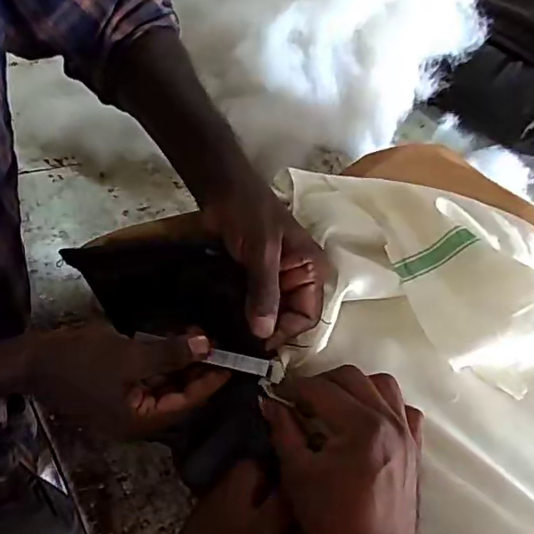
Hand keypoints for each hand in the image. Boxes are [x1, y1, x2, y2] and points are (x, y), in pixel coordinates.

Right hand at [24, 325, 230, 437]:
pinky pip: (147, 381)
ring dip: (181, 365)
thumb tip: (207, 346)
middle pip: (178, 398)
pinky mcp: (115, 392)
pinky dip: (162, 364)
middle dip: (198, 371)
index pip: (188, 403)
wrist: (29, 361)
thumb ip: (170, 354)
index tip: (232, 361)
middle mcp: (136, 420)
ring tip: (200, 340)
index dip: (211, 381)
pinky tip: (174, 344)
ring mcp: (124, 407)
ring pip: (164, 388)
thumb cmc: (79, 361)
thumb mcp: (129, 356)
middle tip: (218, 346)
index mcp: (140, 421)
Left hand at [135, 462, 303, 533]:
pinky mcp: (187, 527)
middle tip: (283, 499)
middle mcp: (225, 517)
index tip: (312, 494)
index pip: (283, 491)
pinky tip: (239, 528)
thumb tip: (310, 531)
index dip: (299, 488)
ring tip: (263, 511)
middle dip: (268, 475)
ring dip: (248, 487)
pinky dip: (230, 502)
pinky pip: (214, 498)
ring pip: (228, 479)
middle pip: (248, 468)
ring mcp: (202, 519)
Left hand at [200, 179, 326, 348]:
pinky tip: (222, 323)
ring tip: (226, 337)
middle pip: (288, 319)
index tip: (257, 344)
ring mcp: (275, 280)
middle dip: (265, 332)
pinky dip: (239, 314)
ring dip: (249, 326)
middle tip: (237, 345)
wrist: (222, 188)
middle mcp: (298, 279)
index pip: (307, 316)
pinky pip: (251, 304)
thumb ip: (265, 292)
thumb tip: (263, 333)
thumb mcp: (261, 252)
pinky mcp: (254, 279)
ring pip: (268, 315)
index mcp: (312, 271)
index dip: (284, 332)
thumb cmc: (249, 212)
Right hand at [260, 367, 423, 533]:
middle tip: (300, 402)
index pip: (321, 388)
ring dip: (354, 387)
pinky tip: (365, 421)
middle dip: (321, 383)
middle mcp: (389, 420)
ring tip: (332, 406)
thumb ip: (283, 431)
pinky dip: (383, 405)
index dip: (294, 388)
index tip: (277, 396)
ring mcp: (407, 432)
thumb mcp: (298, 475)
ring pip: (382, 385)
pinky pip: (403, 409)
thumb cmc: (332, 522)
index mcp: (361, 425)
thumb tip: (269, 402)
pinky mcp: (415, 447)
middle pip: (352, 377)